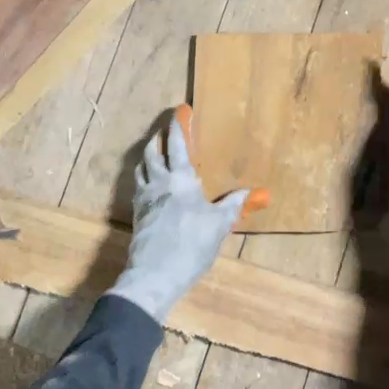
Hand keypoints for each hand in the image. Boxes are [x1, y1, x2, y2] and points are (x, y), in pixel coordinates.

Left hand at [107, 108, 249, 322]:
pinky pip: (137, 188)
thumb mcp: (219, 224)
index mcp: (180, 178)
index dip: (177, 127)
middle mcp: (159, 182)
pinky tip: (147, 185)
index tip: (178, 113)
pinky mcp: (137, 216)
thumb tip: (251, 192)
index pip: (177, 145)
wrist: (154, 276)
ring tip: (152, 154)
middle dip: (157, 139)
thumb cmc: (191, 244)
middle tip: (163, 131)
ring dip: (146, 157)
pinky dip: (142, 179)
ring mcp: (144, 199)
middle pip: (152, 153)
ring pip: (141, 169)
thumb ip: (233, 205)